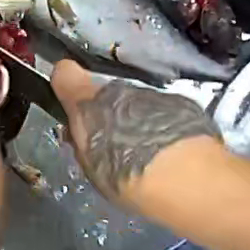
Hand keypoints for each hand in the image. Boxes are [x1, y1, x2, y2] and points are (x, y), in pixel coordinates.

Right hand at [52, 60, 220, 204]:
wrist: (184, 175)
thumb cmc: (126, 175)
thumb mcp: (90, 166)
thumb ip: (82, 142)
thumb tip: (78, 131)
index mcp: (89, 103)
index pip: (65, 74)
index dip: (66, 84)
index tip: (70, 102)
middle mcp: (120, 90)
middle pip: (107, 93)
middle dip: (108, 113)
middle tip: (114, 143)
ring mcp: (154, 94)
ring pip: (137, 102)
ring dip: (137, 120)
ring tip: (147, 152)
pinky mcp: (184, 103)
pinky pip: (165, 110)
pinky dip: (164, 125)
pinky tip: (171, 150)